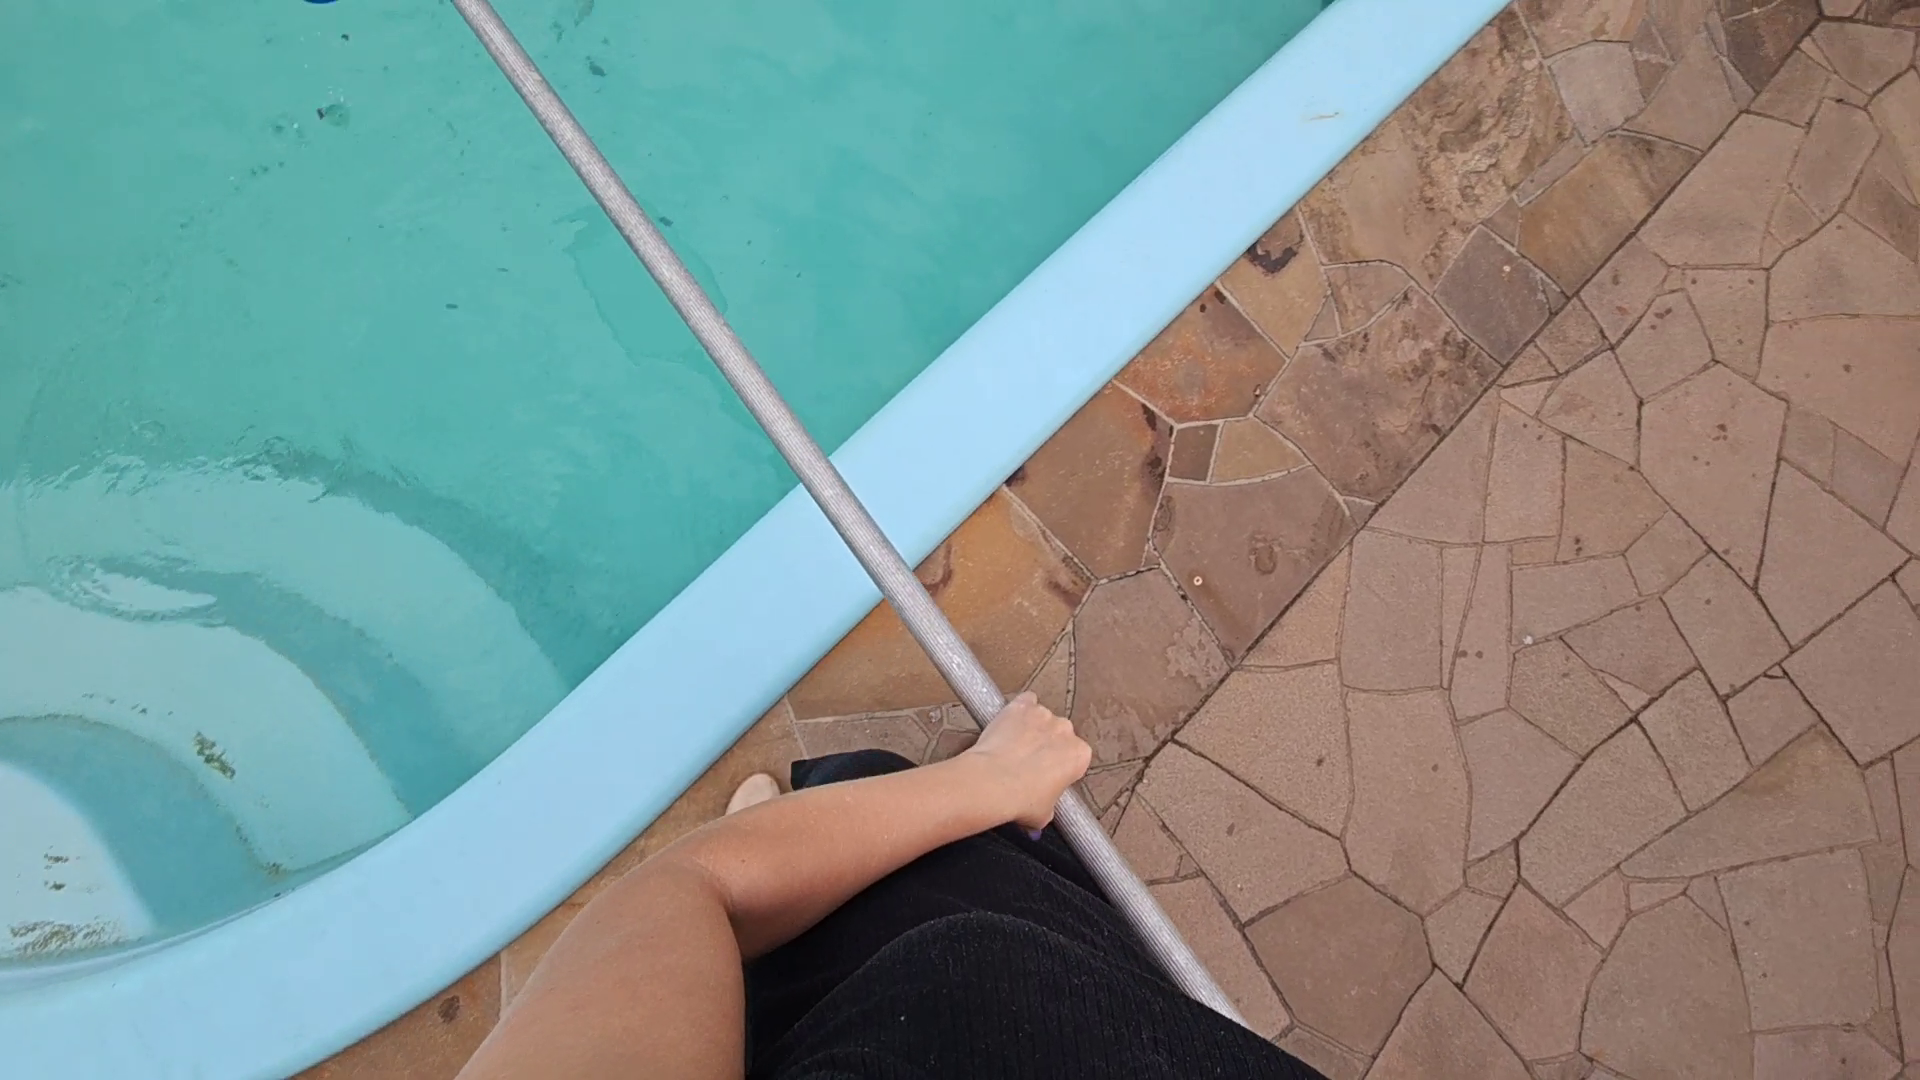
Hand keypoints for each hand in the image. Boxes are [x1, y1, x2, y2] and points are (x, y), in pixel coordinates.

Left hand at [962, 692, 1091, 830]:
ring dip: (1033, 728)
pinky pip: (1026, 701)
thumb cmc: (1020, 799)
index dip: (1061, 766)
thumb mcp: (1046, 813)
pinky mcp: (1021, 705)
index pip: (1076, 757)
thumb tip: (1041, 806)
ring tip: (1015, 745)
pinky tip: (1011, 722)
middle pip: (1060, 734)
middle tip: (1030, 762)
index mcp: (1080, 755)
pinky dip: (1021, 709)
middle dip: (1048, 745)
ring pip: (1042, 717)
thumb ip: (1050, 802)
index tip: (1049, 774)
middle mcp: (1065, 730)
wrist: (992, 781)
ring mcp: (1043, 714)